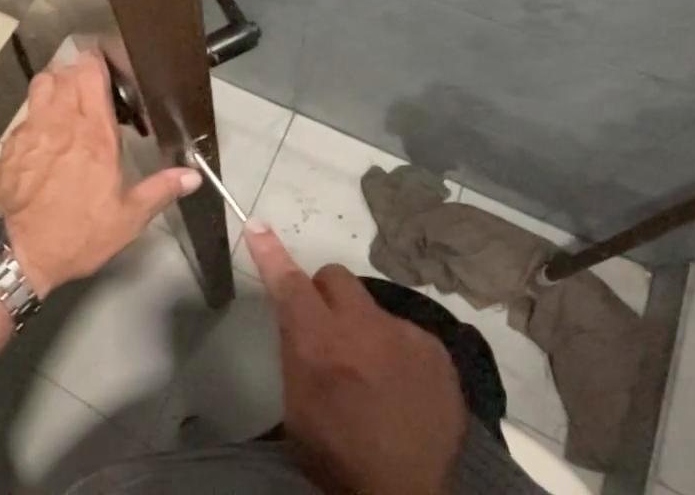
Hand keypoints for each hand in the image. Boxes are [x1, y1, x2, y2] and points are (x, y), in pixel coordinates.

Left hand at [0, 52, 199, 296]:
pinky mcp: (11, 143)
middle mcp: (60, 120)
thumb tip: (193, 176)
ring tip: (68, 102)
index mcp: (94, 132)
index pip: (91, 73)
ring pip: (42, 83)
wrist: (19, 251)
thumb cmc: (78, 233)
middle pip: (66, 71)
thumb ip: (160, 190)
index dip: (99, 63)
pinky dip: (38, 112)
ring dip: (56, 84)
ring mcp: (31, 128)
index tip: (110, 71)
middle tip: (94, 89)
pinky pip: (26, 112)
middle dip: (80, 72)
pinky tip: (46, 134)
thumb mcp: (128, 218)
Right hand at [243, 221, 467, 494]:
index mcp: (319, 343)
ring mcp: (406, 337)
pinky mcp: (437, 352)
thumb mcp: (296, 404)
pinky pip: (406, 333)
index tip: (258, 226)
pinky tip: (400, 386)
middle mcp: (363, 328)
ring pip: (373, 307)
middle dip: (324, 294)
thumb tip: (298, 315)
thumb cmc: (335, 455)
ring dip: (364, 327)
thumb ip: (297, 350)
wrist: (402, 494)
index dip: (271, 253)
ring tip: (372, 373)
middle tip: (326, 330)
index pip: (289, 283)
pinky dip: (397, 350)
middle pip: (335, 278)